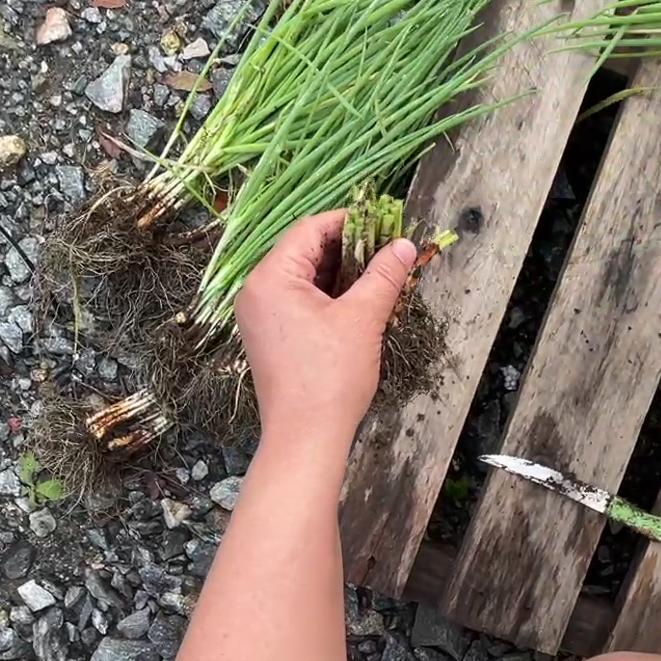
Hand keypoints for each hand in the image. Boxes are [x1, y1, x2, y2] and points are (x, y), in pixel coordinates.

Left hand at [235, 210, 414, 451]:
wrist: (305, 438)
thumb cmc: (330, 378)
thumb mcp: (363, 319)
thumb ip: (384, 276)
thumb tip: (404, 245)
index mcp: (270, 278)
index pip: (310, 230)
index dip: (350, 222)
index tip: (384, 226)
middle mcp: (257, 292)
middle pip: (305, 253)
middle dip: (348, 250)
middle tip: (386, 254)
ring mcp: (260, 318)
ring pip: (304, 280)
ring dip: (341, 276)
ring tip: (378, 279)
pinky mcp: (270, 339)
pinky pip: (299, 304)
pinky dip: (328, 300)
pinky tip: (358, 305)